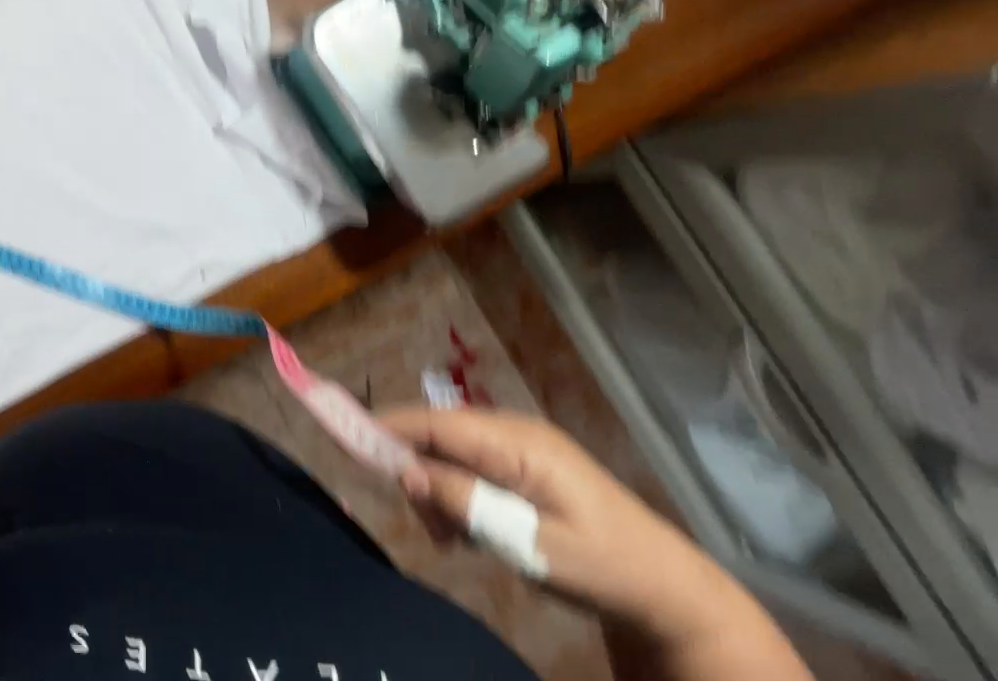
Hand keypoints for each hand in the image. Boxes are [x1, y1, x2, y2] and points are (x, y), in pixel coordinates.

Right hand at [379, 406, 725, 638]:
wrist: (667, 590)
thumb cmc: (600, 564)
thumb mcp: (528, 542)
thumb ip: (464, 502)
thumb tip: (406, 473)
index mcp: (517, 442)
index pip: (435, 423)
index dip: (388, 427)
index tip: (345, 437)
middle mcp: (513, 433)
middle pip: (437, 435)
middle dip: (416, 473)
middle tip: (429, 528)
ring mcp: (520, 448)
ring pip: (449, 453)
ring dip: (437, 490)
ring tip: (454, 539)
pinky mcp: (524, 467)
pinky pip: (470, 467)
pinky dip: (456, 494)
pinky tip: (469, 530)